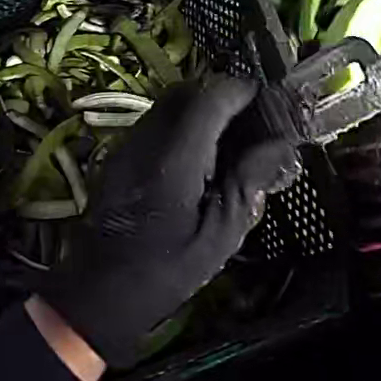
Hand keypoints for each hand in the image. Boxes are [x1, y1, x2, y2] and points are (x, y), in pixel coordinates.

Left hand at [38, 76, 301, 367]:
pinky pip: (155, 121)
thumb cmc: (166, 268)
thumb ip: (248, 183)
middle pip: (185, 93)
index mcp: (175, 160)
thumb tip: (278, 144)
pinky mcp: (119, 154)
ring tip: (226, 135)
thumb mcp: (219, 235)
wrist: (102, 288)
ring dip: (199, 107)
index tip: (264, 97)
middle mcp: (147, 140)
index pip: (209, 101)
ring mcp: (128, 144)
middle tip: (248, 116)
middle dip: (219, 94)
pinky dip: (180, 123)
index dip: (239, 91)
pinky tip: (196, 154)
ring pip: (167, 104)